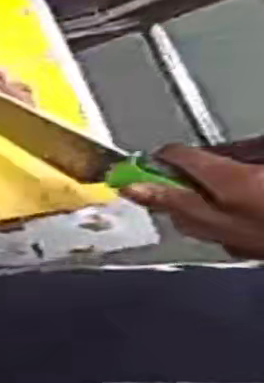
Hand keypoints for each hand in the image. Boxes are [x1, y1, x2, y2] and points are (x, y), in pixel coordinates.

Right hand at [124, 145, 263, 258]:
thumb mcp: (215, 227)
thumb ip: (172, 203)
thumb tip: (131, 187)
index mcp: (229, 175)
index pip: (179, 155)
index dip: (160, 165)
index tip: (150, 177)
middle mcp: (257, 163)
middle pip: (213, 162)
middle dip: (200, 179)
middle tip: (200, 205)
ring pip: (241, 168)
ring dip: (228, 186)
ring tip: (238, 212)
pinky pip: (257, 176)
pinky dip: (253, 188)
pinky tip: (256, 212)